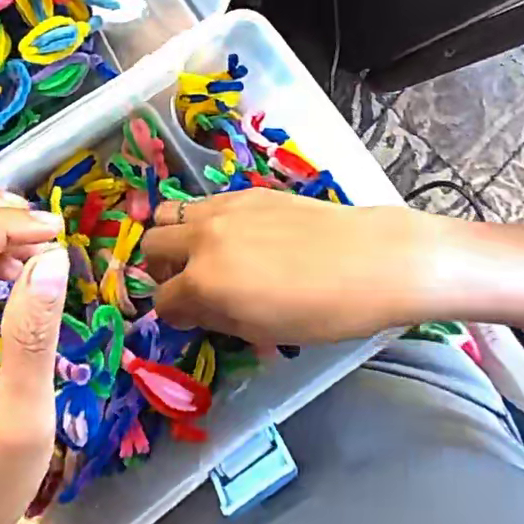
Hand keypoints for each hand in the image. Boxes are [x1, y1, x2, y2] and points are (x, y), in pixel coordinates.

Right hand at [141, 188, 452, 342]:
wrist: (371, 259)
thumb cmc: (322, 310)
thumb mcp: (261, 330)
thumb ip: (214, 317)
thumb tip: (192, 309)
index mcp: (204, 281)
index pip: (162, 299)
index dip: (173, 314)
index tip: (190, 318)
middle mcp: (203, 238)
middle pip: (152, 245)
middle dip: (161, 268)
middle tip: (187, 282)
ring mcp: (223, 208)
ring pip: (170, 213)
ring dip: (175, 236)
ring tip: (202, 253)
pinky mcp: (245, 192)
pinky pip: (203, 203)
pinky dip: (202, 220)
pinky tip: (234, 236)